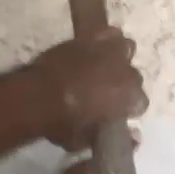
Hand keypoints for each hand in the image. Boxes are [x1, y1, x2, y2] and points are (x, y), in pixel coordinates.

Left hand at [24, 27, 147, 150]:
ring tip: (102, 67)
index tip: (115, 112)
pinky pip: (109, 32)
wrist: (34, 96)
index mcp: (128, 97)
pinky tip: (95, 49)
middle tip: (105, 91)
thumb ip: (112, 135)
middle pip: (134, 77)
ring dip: (118, 58)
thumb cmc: (60, 123)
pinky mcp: (91, 37)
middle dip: (123, 84)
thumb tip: (136, 137)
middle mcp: (125, 72)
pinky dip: (106, 40)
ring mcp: (109, 51)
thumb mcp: (85, 141)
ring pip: (126, 49)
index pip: (140, 103)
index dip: (127, 108)